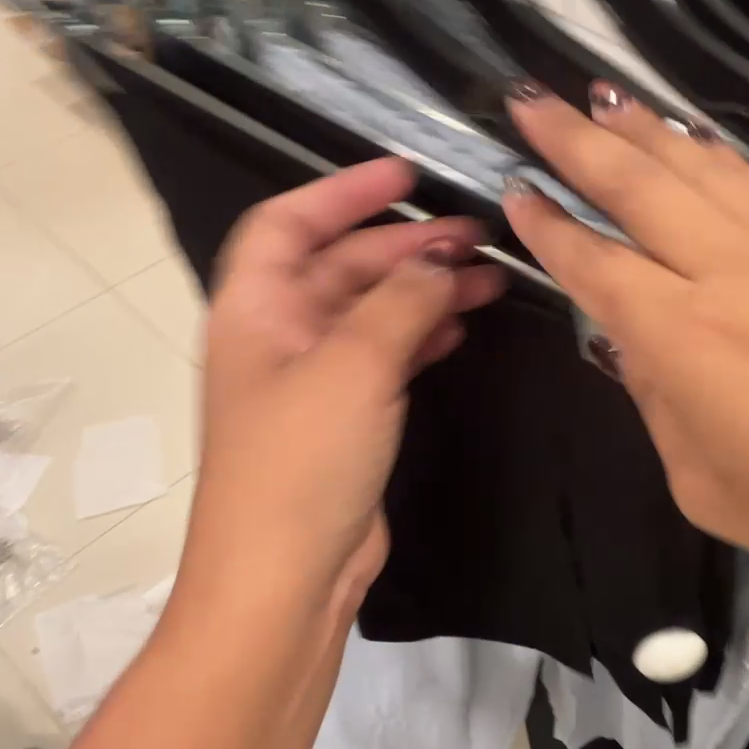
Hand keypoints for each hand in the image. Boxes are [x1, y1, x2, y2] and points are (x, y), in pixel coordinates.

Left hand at [184, 159, 505, 611]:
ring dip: (427, 291)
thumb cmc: (303, 462)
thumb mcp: (354, 366)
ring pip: (376, 313)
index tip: (407, 173)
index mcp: (257, 308)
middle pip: (345, 266)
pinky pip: (388, 357)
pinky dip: (423, 337)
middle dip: (409, 246)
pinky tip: (460, 329)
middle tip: (479, 236)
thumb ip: (401, 302)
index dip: (344, 191)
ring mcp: (316, 380)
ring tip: (491, 280)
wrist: (288, 574)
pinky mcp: (348, 418)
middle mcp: (282, 335)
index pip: (291, 222)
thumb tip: (443, 261)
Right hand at [501, 85, 748, 618]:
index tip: (514, 190)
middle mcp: (728, 275)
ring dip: (644, 132)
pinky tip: (697, 145)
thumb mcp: (704, 485)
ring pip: (701, 171)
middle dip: (575, 140)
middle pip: (638, 187)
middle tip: (527, 101)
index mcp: (683, 339)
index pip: (597, 264)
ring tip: (601, 102)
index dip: (550, 226)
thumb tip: (635, 345)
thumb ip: (657, 405)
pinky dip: (718, 159)